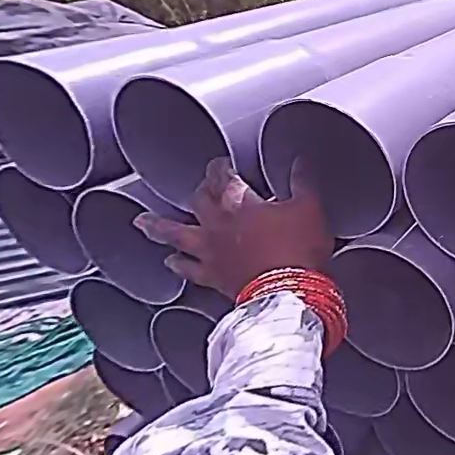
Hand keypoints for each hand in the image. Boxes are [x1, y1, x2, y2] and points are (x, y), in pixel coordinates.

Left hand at [134, 157, 333, 299]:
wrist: (289, 292)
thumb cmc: (299, 249)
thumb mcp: (310, 208)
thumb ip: (302, 182)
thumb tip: (300, 162)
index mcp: (241, 204)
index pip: (223, 177)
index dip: (219, 168)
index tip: (220, 164)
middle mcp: (219, 225)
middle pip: (199, 201)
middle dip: (199, 190)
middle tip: (200, 185)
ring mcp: (211, 252)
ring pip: (176, 234)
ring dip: (159, 226)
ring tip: (144, 222)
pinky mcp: (212, 276)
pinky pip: (187, 269)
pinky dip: (177, 264)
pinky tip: (171, 261)